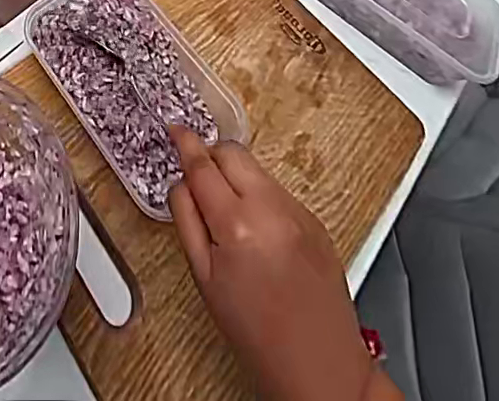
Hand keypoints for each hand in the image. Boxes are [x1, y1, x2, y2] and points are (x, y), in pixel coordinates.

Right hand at [168, 128, 395, 400]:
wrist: (324, 369)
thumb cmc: (257, 331)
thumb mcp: (203, 275)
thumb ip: (186, 218)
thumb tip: (181, 183)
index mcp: (237, 225)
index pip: (202, 165)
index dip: (184, 142)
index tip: (175, 128)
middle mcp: (273, 211)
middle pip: (232, 153)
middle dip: (211, 156)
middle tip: (199, 178)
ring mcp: (300, 215)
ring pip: (256, 170)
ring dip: (236, 177)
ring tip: (230, 215)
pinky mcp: (317, 223)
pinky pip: (277, 191)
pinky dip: (259, 196)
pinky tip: (257, 231)